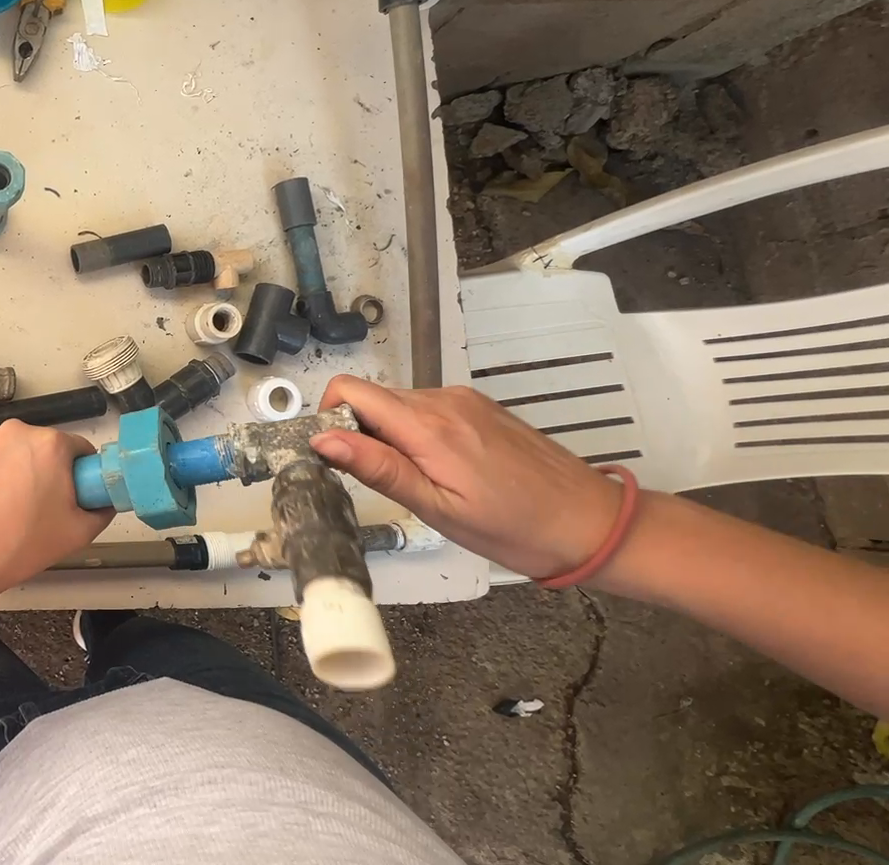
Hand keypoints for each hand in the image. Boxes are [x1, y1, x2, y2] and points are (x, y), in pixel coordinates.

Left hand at [0, 420, 103, 604]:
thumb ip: (102, 509)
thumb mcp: (79, 534)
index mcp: (50, 444)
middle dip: (48, 470)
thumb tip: (102, 498)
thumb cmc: (21, 545)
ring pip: (14, 450)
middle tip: (40, 508)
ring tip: (7, 507)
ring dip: (18, 468)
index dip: (81, 474)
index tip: (72, 497)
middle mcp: (16, 430)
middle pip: (45, 446)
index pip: (80, 450)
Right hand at [309, 375, 624, 578]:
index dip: (329, 418)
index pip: (348, 390)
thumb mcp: (436, 508)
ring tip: (419, 479)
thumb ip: (377, 467)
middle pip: (369, 398)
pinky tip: (442, 468)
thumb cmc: (516, 528)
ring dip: (388, 435)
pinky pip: (424, 409)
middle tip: (384, 480)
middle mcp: (442, 400)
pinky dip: (414, 433)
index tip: (339, 456)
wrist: (596, 524)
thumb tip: (323, 440)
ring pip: (395, 405)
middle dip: (358, 433)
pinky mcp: (477, 406)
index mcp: (427, 425)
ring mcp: (462, 400)